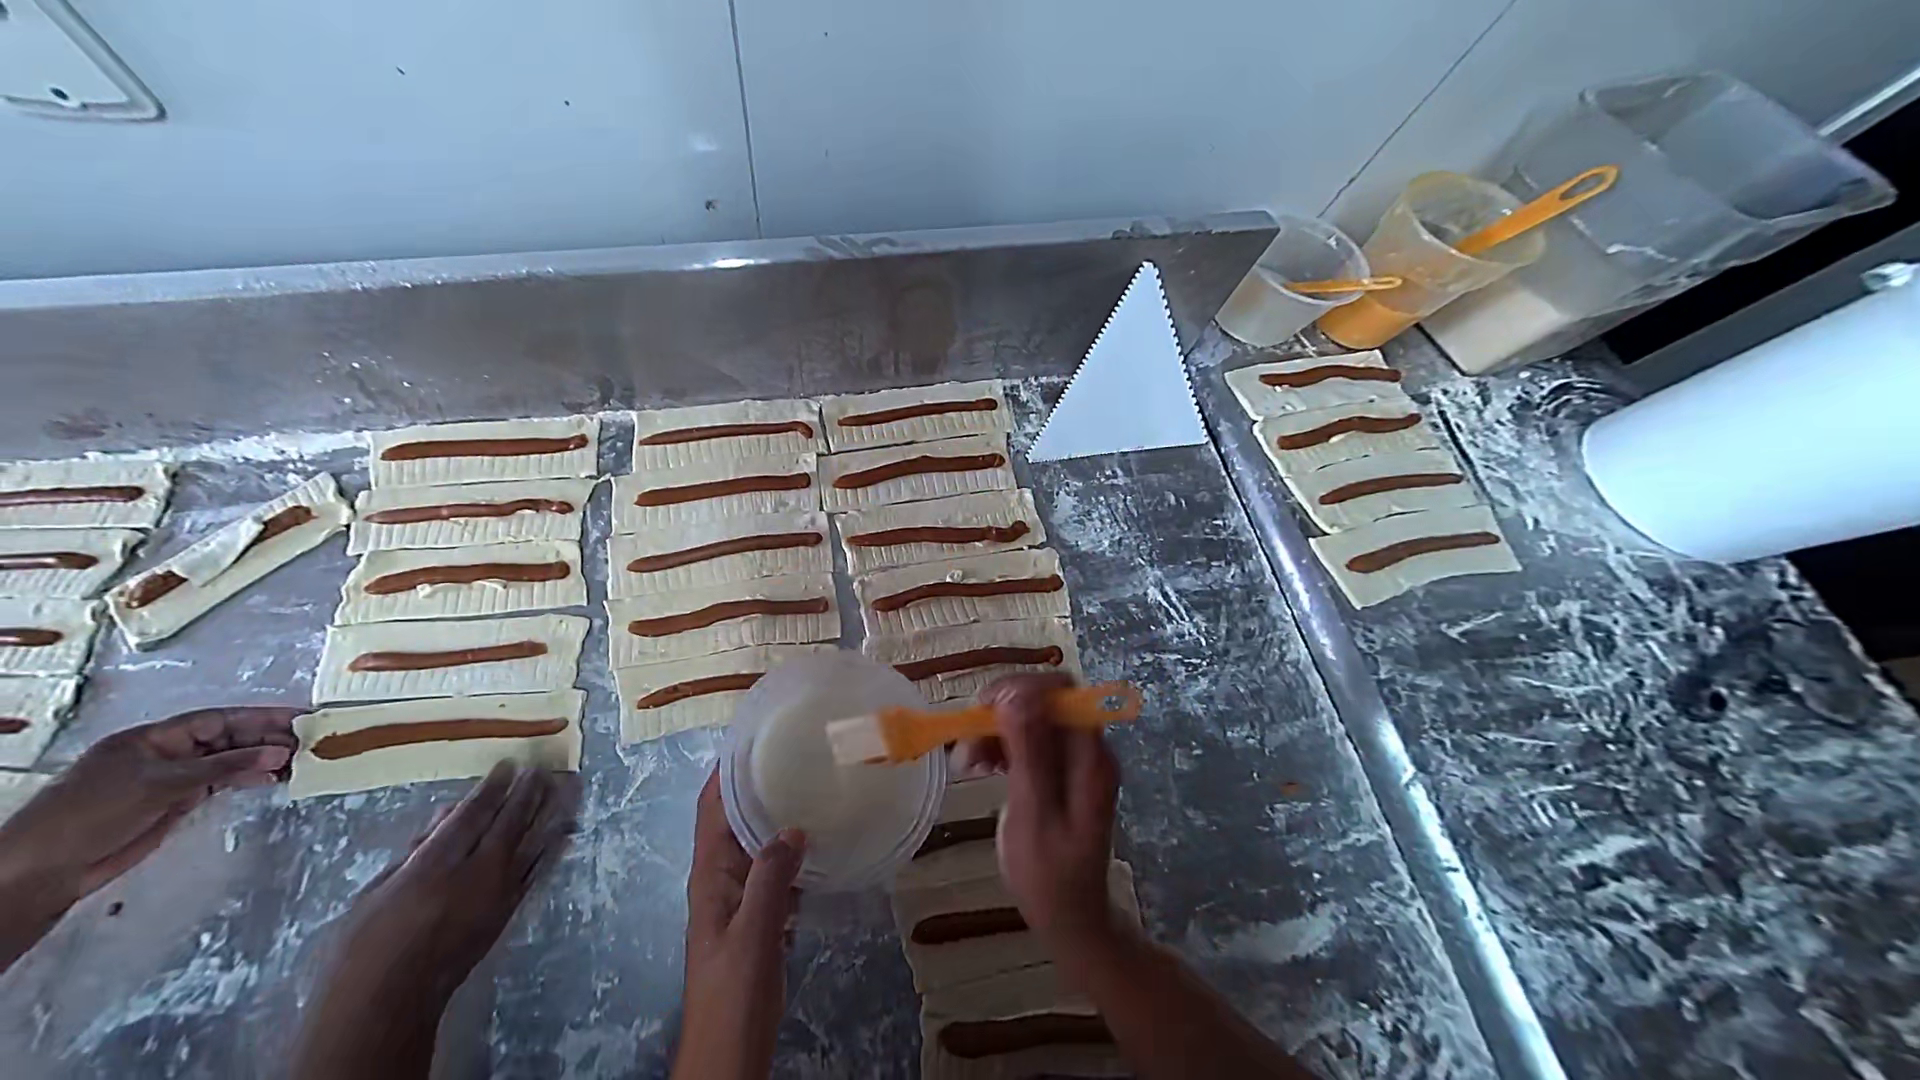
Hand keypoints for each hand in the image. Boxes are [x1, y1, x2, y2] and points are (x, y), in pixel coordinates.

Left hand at [0, 706, 297, 911]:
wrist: (44, 870)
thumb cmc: (93, 813)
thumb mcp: (162, 784)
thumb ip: (225, 766)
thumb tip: (282, 752)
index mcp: (152, 739)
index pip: (217, 720)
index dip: (260, 717)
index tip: (300, 718)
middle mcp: (165, 753)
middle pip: (226, 738)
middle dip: (267, 739)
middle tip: (309, 742)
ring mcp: (171, 778)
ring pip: (228, 760)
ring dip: (263, 759)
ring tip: (300, 761)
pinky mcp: (177, 800)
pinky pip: (222, 781)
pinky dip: (248, 778)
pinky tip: (273, 778)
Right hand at [292, 762, 577, 1079]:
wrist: (388, 1004)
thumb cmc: (366, 947)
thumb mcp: (376, 891)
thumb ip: (416, 851)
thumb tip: (449, 817)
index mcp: (436, 864)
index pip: (473, 813)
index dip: (494, 786)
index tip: (510, 765)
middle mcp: (476, 872)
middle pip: (511, 820)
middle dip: (529, 790)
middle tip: (543, 768)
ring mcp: (499, 891)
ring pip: (534, 839)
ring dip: (552, 809)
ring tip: (568, 785)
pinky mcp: (510, 910)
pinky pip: (539, 869)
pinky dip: (553, 846)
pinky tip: (566, 830)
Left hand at [672, 769, 803, 1079]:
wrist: (729, 1052)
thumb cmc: (734, 993)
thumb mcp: (754, 935)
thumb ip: (770, 880)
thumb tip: (794, 827)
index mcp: (710, 875)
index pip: (713, 808)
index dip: (726, 770)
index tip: (753, 735)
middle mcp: (721, 877)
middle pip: (734, 816)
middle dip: (756, 782)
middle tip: (794, 750)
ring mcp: (740, 896)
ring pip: (756, 838)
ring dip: (775, 810)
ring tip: (809, 781)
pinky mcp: (759, 913)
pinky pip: (774, 864)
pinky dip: (792, 844)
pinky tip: (818, 836)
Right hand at [985, 674, 1121, 945]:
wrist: (1069, 918)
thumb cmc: (1050, 876)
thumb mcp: (1034, 814)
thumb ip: (1029, 751)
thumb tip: (1016, 693)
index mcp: (1089, 755)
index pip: (1059, 691)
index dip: (1020, 689)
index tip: (982, 711)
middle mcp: (1085, 748)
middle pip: (1042, 700)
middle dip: (1000, 711)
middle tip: (967, 740)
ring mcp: (1072, 758)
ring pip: (1029, 717)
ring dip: (994, 729)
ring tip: (966, 761)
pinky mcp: (1056, 768)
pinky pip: (1026, 738)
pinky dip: (999, 744)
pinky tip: (978, 764)